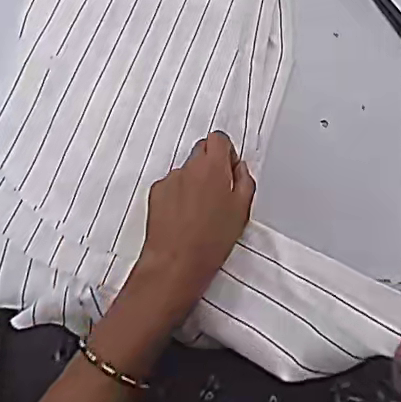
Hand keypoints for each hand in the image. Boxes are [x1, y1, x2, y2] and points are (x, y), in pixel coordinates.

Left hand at [124, 131, 255, 328]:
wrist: (176, 262)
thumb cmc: (210, 241)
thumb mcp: (242, 210)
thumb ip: (244, 181)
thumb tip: (239, 170)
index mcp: (213, 167)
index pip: (218, 138)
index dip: (226, 151)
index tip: (229, 167)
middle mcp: (189, 167)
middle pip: (201, 150)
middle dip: (210, 164)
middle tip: (218, 189)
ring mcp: (170, 179)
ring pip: (186, 170)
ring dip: (194, 181)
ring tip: (201, 210)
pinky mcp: (156, 192)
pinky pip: (171, 185)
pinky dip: (178, 194)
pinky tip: (184, 216)